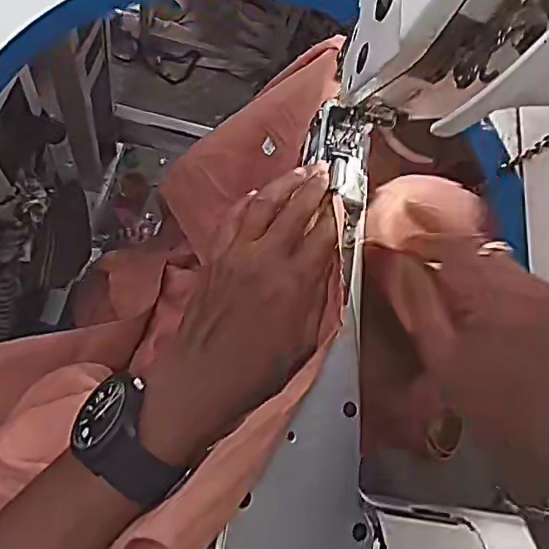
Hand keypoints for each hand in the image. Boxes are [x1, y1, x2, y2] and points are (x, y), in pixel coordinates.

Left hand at [140, 164, 336, 465]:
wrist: (201, 378)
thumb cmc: (258, 369)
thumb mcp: (304, 339)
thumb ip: (318, 297)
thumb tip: (327, 265)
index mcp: (294, 282)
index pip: (323, 234)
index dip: (338, 213)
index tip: (347, 200)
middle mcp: (265, 259)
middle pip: (295, 208)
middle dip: (315, 186)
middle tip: (328, 172)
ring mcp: (236, 253)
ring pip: (263, 204)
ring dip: (284, 183)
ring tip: (301, 170)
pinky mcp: (215, 256)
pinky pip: (232, 217)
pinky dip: (248, 200)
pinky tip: (259, 193)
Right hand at [383, 235, 548, 502]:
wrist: (539, 439)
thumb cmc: (489, 408)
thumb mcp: (439, 354)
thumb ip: (414, 299)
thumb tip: (391, 260)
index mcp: (500, 303)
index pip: (454, 248)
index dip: (423, 241)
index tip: (402, 239)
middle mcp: (532, 292)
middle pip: (478, 250)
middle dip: (446, 255)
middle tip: (421, 264)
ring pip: (498, 261)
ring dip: (472, 269)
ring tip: (454, 295)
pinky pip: (519, 277)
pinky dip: (496, 283)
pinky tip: (484, 308)